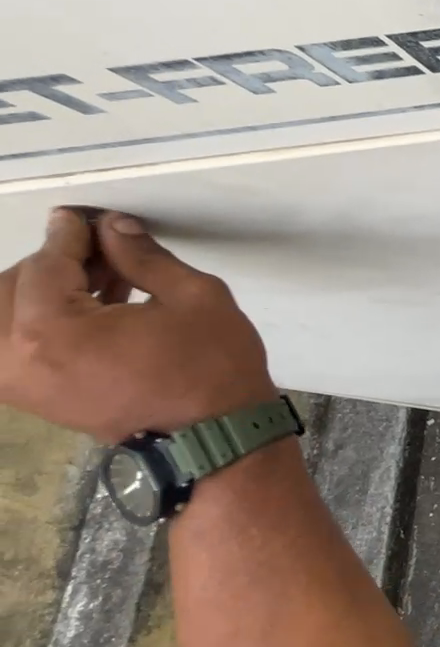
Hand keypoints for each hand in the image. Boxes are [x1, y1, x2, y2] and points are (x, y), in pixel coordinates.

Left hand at [0, 208, 275, 441]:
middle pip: (8, 289)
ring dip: (40, 291)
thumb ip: (145, 259)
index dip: (68, 236)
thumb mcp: (196, 297)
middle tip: (102, 250)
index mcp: (52, 330)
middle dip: (51, 263)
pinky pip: (11, 345)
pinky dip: (36, 320)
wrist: (211, 429)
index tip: (81, 217)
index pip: (45, 266)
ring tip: (98, 280)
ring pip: (2, 317)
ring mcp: (14, 381)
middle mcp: (12, 356)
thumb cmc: (211, 360)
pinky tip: (89, 309)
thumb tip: (113, 228)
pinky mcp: (26, 394)